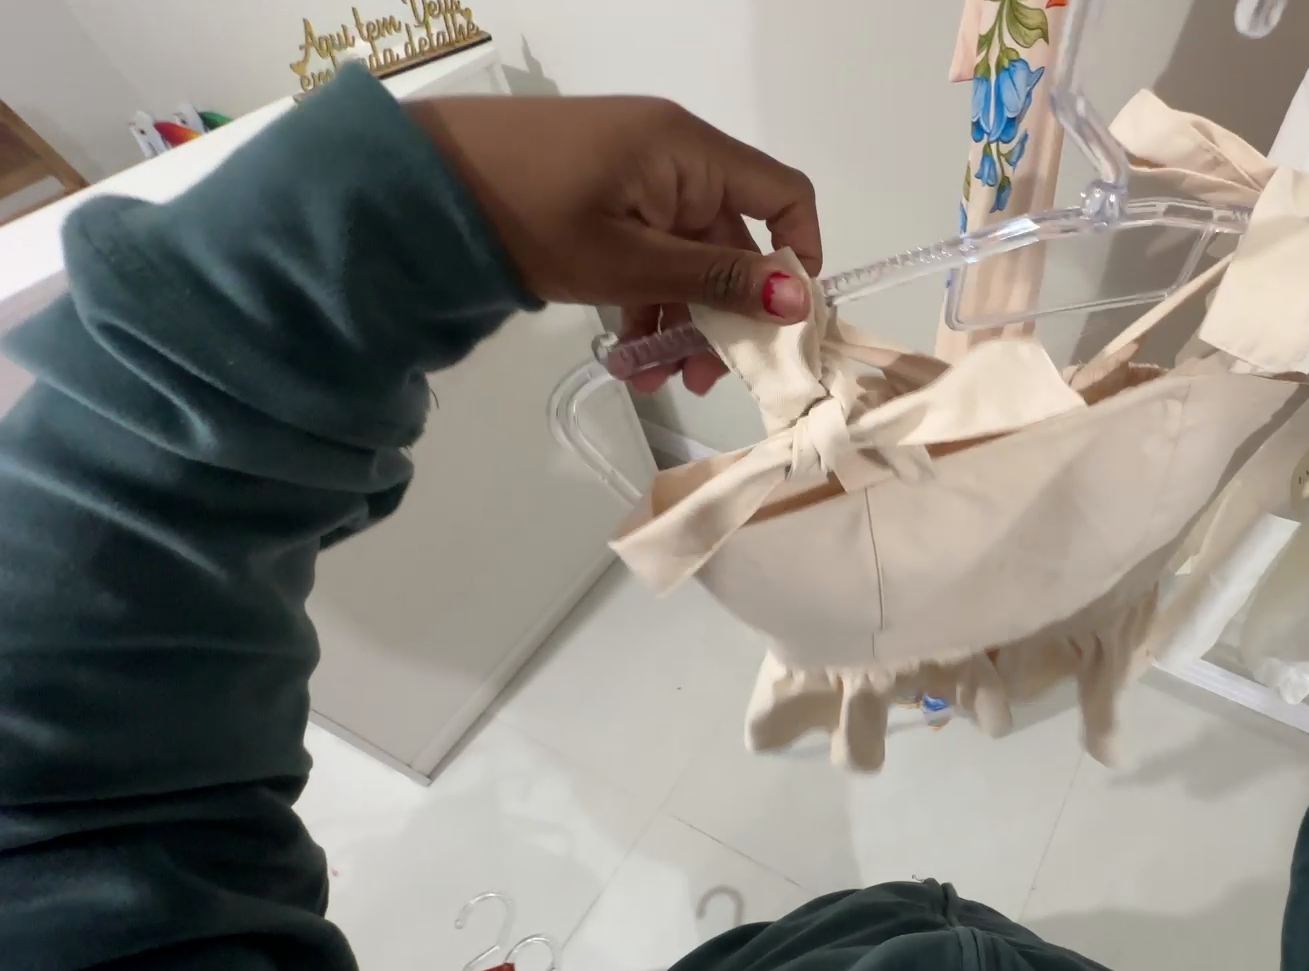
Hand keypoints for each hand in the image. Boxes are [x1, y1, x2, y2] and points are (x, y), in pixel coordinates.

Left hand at [406, 94, 822, 394]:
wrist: (406, 190)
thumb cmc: (529, 216)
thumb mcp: (633, 262)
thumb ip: (721, 281)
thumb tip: (799, 301)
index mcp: (689, 153)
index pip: (785, 194)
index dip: (800, 253)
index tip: (785, 317)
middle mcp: (674, 160)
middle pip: (734, 244)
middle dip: (725, 316)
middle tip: (705, 378)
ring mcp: (638, 182)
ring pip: (692, 262)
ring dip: (682, 324)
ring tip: (651, 377)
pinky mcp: (607, 205)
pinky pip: (652, 258)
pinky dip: (649, 306)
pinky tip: (628, 355)